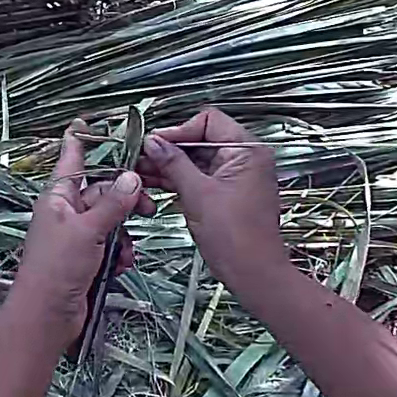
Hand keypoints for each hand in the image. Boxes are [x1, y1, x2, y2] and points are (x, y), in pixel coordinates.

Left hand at [12, 119, 152, 336]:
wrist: (47, 317)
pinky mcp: (85, 257)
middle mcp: (66, 212)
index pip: (72, 160)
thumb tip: (131, 178)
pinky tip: (120, 264)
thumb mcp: (88, 231)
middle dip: (124, 200)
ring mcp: (76, 235)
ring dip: (123, 233)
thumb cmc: (57, 269)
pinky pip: (110, 243)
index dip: (80, 141)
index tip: (85, 123)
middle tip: (146, 207)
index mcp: (58, 197)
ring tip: (126, 249)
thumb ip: (113, 204)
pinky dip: (119, 252)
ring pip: (110, 220)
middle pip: (102, 192)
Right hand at [136, 108, 288, 290]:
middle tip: (143, 157)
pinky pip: (201, 177)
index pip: (209, 122)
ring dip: (171, 165)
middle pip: (201, 140)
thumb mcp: (198, 194)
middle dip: (171, 149)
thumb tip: (154, 142)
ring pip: (198, 160)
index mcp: (247, 151)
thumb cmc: (237, 238)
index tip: (155, 143)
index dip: (179, 131)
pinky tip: (157, 183)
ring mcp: (237, 177)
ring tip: (143, 171)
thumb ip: (174, 164)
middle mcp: (246, 159)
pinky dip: (181, 180)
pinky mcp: (228, 194)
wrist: (254, 274)